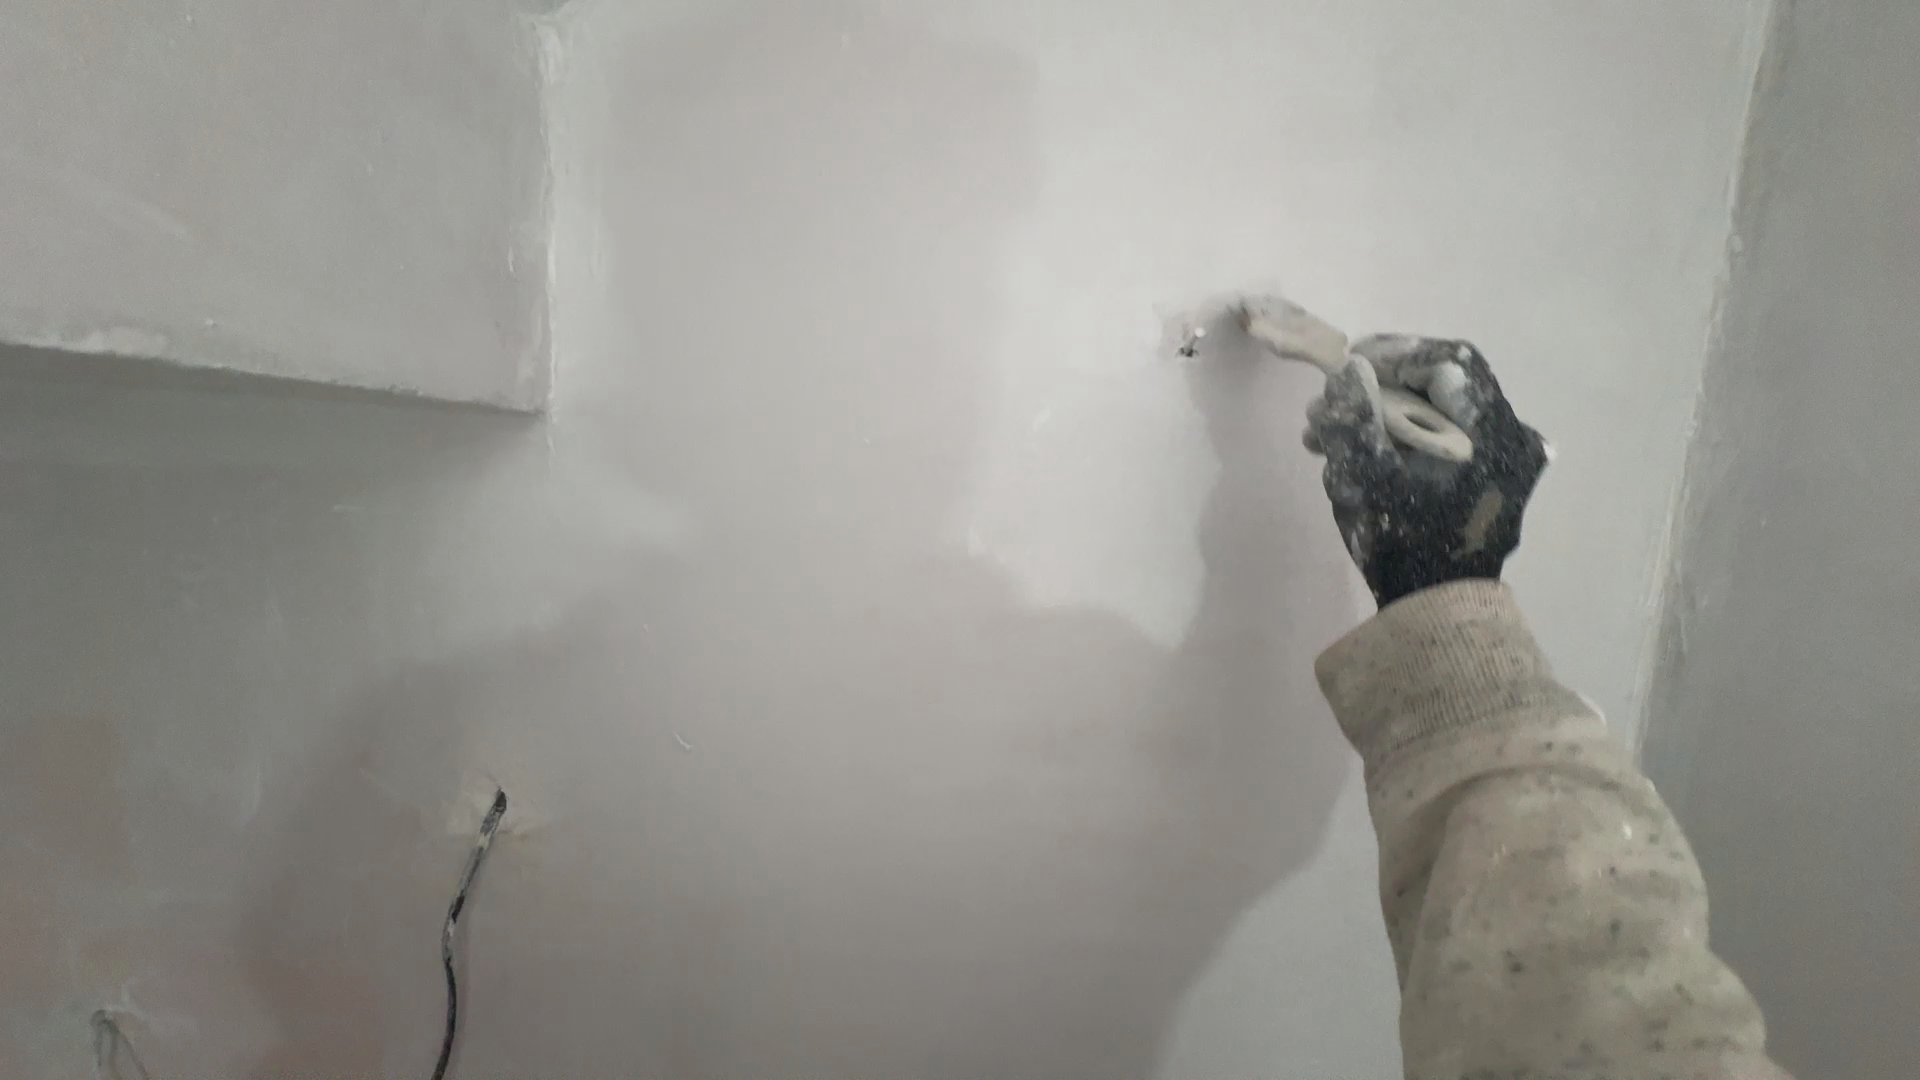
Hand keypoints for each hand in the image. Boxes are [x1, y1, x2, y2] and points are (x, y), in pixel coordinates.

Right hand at [1304, 335, 1548, 607]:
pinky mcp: (1486, 484)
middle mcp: (1508, 437)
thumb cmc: (1403, 538)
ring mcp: (1500, 463)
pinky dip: (1398, 440)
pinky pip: (1440, 443)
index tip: (1347, 363)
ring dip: (1379, 417)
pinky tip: (1357, 456)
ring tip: (1324, 437)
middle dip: (1374, 391)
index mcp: (1490, 429)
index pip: (1449, 361)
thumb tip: (1346, 369)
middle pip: (1438, 389)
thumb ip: (1355, 416)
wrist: (1436, 606)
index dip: (1395, 353)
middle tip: (1325, 407)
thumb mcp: (1366, 475)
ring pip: (1434, 417)